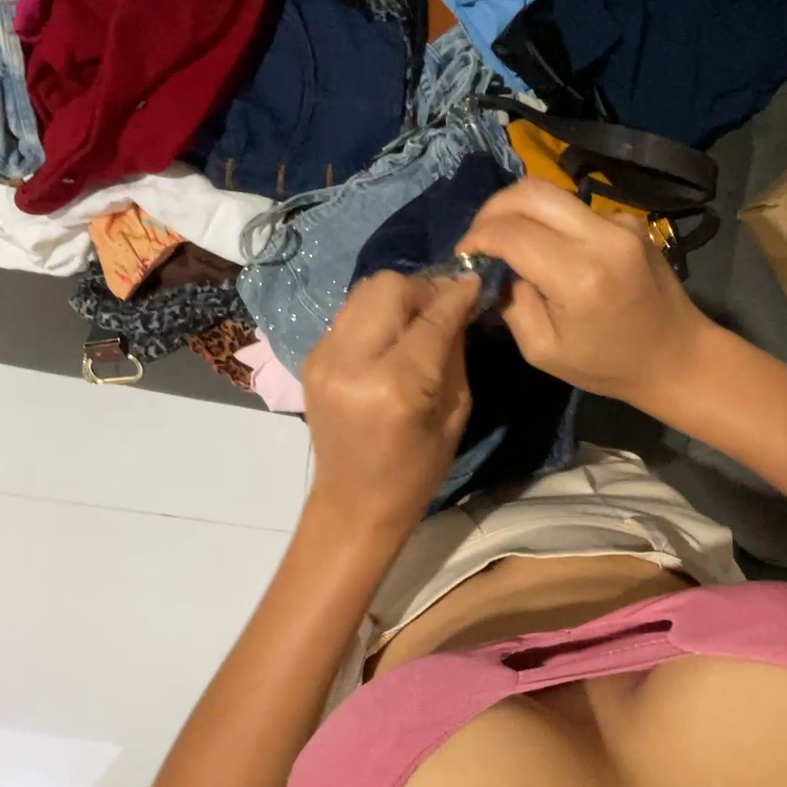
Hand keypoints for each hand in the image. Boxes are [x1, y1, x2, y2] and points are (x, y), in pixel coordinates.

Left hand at [302, 272, 481, 533]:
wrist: (353, 504)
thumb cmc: (415, 473)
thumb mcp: (453, 414)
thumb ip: (454, 352)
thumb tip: (460, 304)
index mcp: (395, 386)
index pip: (431, 317)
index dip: (457, 294)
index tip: (475, 282)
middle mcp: (352, 363)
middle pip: (389, 287)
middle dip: (423, 289)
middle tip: (442, 308)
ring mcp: (324, 359)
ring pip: (364, 293)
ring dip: (397, 298)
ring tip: (417, 321)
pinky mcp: (311, 361)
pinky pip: (348, 316)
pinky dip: (374, 318)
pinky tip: (389, 340)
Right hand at [457, 179, 716, 405]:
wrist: (676, 356)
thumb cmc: (606, 366)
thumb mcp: (543, 351)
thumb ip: (512, 306)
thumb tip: (495, 270)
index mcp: (579, 276)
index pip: (511, 232)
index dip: (477, 238)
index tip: (463, 256)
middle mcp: (602, 236)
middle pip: (530, 192)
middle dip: (492, 211)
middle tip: (478, 239)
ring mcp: (621, 221)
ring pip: (552, 193)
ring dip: (519, 213)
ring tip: (506, 244)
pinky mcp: (630, 220)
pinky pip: (575, 210)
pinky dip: (549, 224)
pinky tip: (546, 253)